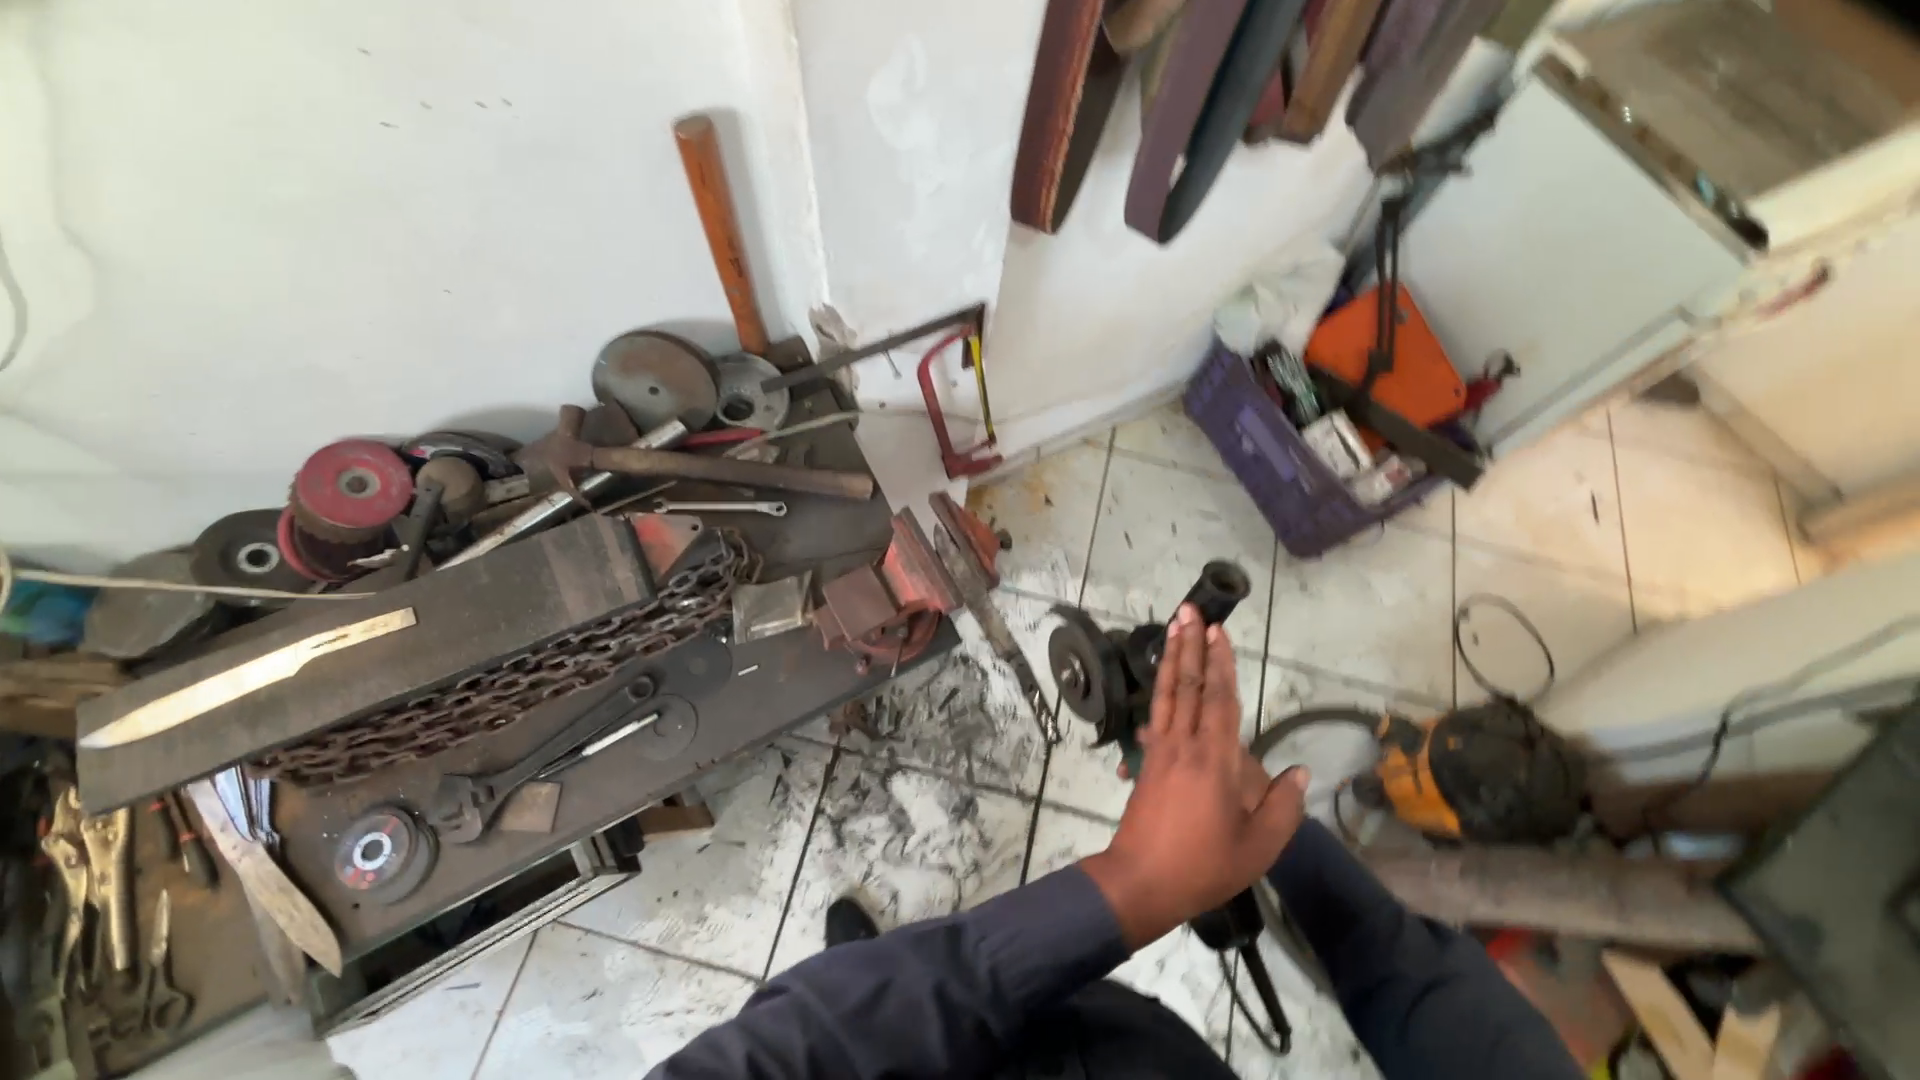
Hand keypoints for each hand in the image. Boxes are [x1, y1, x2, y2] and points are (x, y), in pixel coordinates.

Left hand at [1080, 604, 1309, 948]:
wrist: (1141, 880)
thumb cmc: (1204, 865)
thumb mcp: (1258, 846)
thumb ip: (1282, 807)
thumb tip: (1300, 772)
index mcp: (1215, 760)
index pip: (1220, 700)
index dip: (1221, 663)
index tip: (1218, 631)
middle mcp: (1184, 745)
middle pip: (1188, 685)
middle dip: (1190, 646)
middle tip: (1188, 610)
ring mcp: (1160, 752)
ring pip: (1167, 694)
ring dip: (1172, 658)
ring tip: (1172, 627)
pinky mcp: (1146, 763)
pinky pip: (1155, 716)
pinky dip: (1160, 693)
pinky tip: (1161, 684)